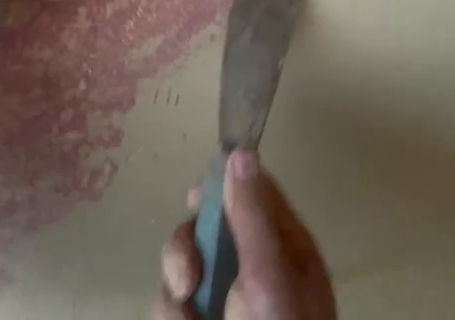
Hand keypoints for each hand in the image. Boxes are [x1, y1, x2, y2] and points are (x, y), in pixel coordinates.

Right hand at [154, 150, 336, 318]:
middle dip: (184, 253)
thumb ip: (251, 217)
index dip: (219, 184)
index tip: (195, 197)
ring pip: (179, 269)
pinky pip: (170, 306)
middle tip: (189, 282)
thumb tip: (240, 150)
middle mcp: (252, 267)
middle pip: (202, 227)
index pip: (250, 190)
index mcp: (284, 247)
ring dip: (175, 300)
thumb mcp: (269, 280)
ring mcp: (225, 300)